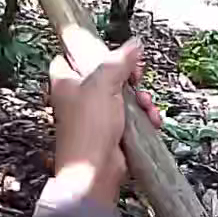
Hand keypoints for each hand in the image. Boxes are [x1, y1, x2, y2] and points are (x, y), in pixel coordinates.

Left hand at [45, 35, 160, 205]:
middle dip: (128, 78)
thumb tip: (134, 44)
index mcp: (66, 82)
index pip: (70, 57)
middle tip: (136, 80)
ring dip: (139, 100)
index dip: (91, 52)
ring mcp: (95, 116)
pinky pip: (131, 117)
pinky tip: (151, 120)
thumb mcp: (103, 83)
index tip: (111, 54)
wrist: (94, 172)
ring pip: (122, 96)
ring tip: (145, 106)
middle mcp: (78, 98)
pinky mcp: (112, 132)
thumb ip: (119, 60)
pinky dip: (143, 117)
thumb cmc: (89, 128)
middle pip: (105, 75)